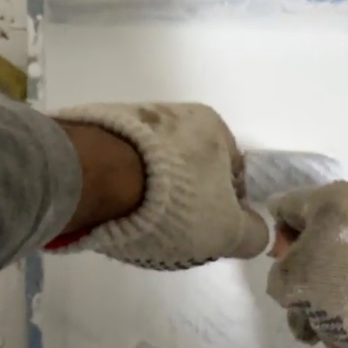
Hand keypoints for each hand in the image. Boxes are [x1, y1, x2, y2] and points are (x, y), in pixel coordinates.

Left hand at [48, 103, 269, 269]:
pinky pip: (115, 166)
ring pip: (149, 168)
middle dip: (183, 201)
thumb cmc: (176, 202)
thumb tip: (252, 231)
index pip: (232, 170)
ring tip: (136, 224)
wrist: (99, 177)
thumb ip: (250, 234)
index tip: (210, 231)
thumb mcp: (228, 231)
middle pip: (188, 169)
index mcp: (211, 125)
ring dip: (146, 194)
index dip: (227, 206)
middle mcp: (171, 113)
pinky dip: (117, 188)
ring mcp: (129, 120)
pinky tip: (111, 210)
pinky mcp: (94, 132)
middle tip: (171, 231)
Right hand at [265, 182, 347, 347]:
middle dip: (308, 313)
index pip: (285, 211)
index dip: (276, 246)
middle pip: (316, 270)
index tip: (286, 282)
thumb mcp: (296, 277)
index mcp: (335, 203)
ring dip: (338, 344)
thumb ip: (280, 279)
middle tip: (312, 336)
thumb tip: (299, 285)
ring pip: (347, 307)